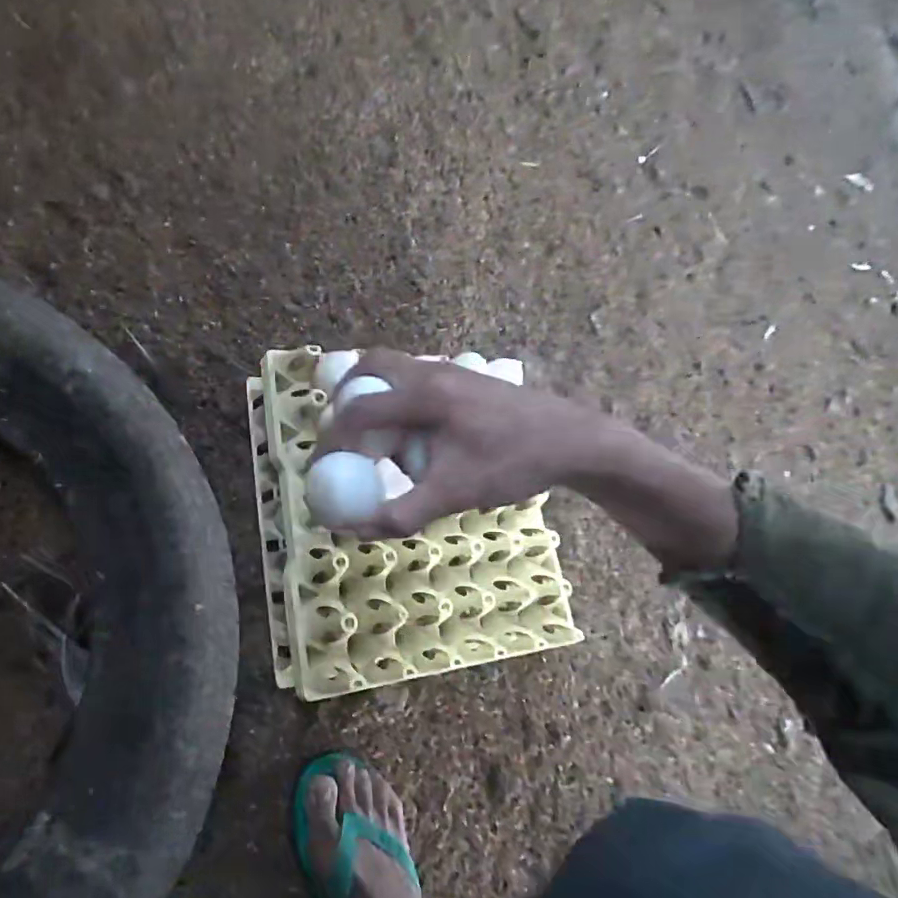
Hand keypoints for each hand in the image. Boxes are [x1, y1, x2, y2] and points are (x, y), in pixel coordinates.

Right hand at [312, 350, 618, 537]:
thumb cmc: (512, 464)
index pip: (358, 410)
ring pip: (395, 369)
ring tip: (377, 438)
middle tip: (342, 434)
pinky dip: (400, 399)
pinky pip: (417, 379)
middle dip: (346, 398)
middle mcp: (431, 372)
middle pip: (369, 367)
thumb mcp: (454, 495)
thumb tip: (353, 530)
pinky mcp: (466, 378)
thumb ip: (401, 514)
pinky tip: (416, 436)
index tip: (323, 466)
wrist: (574, 440)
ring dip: (376, 395)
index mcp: (423, 395)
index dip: (331, 439)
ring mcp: (451, 370)